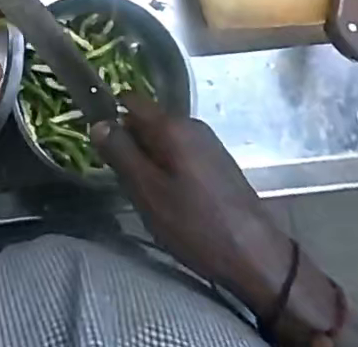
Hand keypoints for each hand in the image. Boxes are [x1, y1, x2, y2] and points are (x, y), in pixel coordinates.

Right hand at [95, 94, 357, 345]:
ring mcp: (208, 142)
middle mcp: (191, 123)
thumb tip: (98, 123)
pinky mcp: (219, 162)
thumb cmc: (196, 223)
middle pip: (147, 119)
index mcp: (171, 124)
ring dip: (150, 157)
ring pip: (164, 138)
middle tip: (122, 175)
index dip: (111, 115)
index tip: (101, 142)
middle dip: (130, 141)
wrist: (258, 258)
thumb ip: (120, 152)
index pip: (130, 100)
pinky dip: (169, 166)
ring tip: (145, 190)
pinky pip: (181, 152)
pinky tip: (171, 197)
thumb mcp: (147, 190)